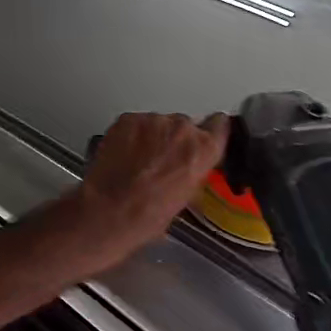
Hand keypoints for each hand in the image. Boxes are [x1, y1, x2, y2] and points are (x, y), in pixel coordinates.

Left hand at [72, 113, 229, 268]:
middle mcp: (182, 128)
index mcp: (204, 148)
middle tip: (159, 159)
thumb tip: (186, 165)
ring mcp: (153, 120)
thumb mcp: (187, 195)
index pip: (219, 124)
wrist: (112, 208)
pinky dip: (130, 134)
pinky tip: (123, 153)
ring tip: (137, 159)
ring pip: (157, 122)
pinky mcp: (127, 119)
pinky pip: (134, 122)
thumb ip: (193, 168)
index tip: (204, 135)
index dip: (210, 131)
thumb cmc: (150, 212)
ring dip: (151, 135)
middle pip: (183, 124)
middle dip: (173, 138)